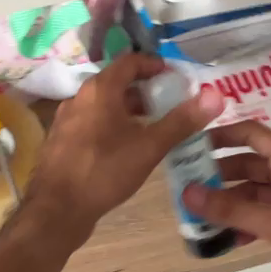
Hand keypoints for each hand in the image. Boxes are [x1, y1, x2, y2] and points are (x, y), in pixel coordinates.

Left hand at [23, 54, 225, 240]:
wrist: (56, 209)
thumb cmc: (104, 171)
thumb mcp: (148, 147)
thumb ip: (181, 121)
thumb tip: (214, 96)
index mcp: (99, 90)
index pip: (129, 62)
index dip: (153, 65)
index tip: (174, 77)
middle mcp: (79, 98)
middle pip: (115, 83)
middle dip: (143, 91)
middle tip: (168, 105)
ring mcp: (66, 120)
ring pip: (102, 105)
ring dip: (127, 110)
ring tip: (150, 128)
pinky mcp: (62, 141)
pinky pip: (91, 123)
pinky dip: (111, 126)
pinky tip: (124, 149)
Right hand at [182, 120, 270, 271]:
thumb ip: (230, 209)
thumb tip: (186, 193)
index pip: (251, 133)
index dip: (221, 134)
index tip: (191, 144)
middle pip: (250, 164)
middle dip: (219, 175)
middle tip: (188, 186)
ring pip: (257, 192)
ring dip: (232, 203)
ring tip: (203, 217)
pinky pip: (268, 214)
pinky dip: (249, 222)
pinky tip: (232, 239)